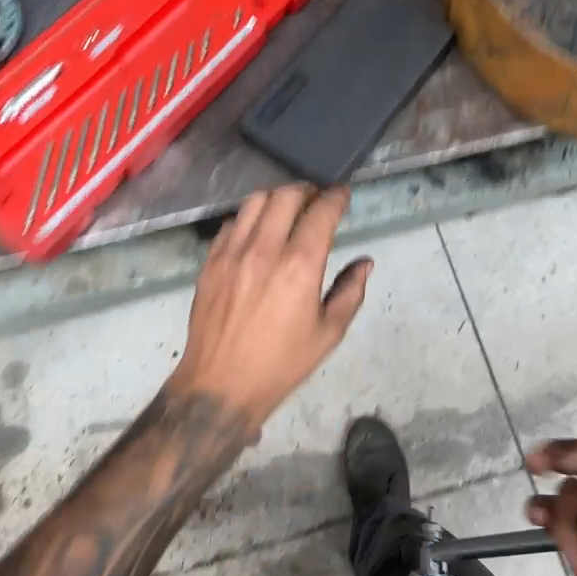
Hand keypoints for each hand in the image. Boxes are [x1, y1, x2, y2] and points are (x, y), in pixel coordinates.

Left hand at [165, 185, 371, 424]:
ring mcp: (233, 252)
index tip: (342, 195)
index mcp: (300, 265)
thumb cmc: (282, 363)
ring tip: (287, 208)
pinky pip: (231, 223)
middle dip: (307, 191)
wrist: (221, 384)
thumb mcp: (328, 333)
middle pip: (286, 196)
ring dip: (277, 197)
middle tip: (316, 200)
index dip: (336, 197)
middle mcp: (265, 249)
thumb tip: (365, 262)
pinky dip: (248, 218)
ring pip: (255, 201)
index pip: (322, 212)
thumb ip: (349, 291)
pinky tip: (256, 231)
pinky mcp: (211, 261)